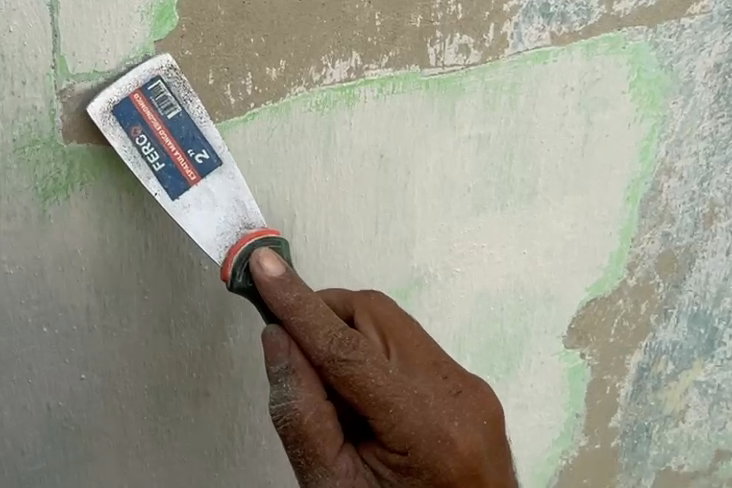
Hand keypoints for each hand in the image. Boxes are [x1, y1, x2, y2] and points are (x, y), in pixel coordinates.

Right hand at [251, 249, 517, 486]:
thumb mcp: (330, 485)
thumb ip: (298, 409)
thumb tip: (278, 334)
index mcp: (427, 428)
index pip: (346, 347)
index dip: (296, 302)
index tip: (261, 264)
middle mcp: (457, 394)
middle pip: (369, 316)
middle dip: (322, 322)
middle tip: (301, 368)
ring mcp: (470, 387)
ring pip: (385, 319)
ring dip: (345, 336)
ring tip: (339, 397)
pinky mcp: (470, 385)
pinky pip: (405, 339)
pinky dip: (371, 351)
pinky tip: (366, 399)